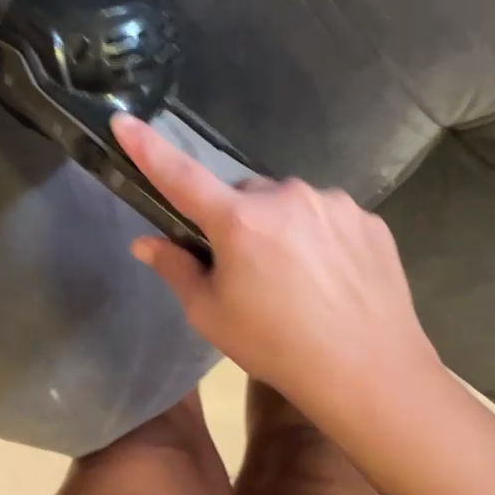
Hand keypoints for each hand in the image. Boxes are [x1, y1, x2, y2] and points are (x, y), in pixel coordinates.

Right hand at [113, 114, 445, 404]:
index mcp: (241, 222)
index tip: (123, 121)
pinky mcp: (368, 220)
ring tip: (296, 281)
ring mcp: (334, 204)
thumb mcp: (211, 315)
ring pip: (288, 205)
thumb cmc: (277, 347)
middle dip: (236, 221)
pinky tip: (329, 279)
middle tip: (246, 271)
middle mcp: (286, 197)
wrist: (371, 374)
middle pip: (244, 196)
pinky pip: (327, 217)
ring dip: (280, 228)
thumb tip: (145, 243)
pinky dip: (318, 238)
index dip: (148, 147)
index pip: (181, 176)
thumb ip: (176, 269)